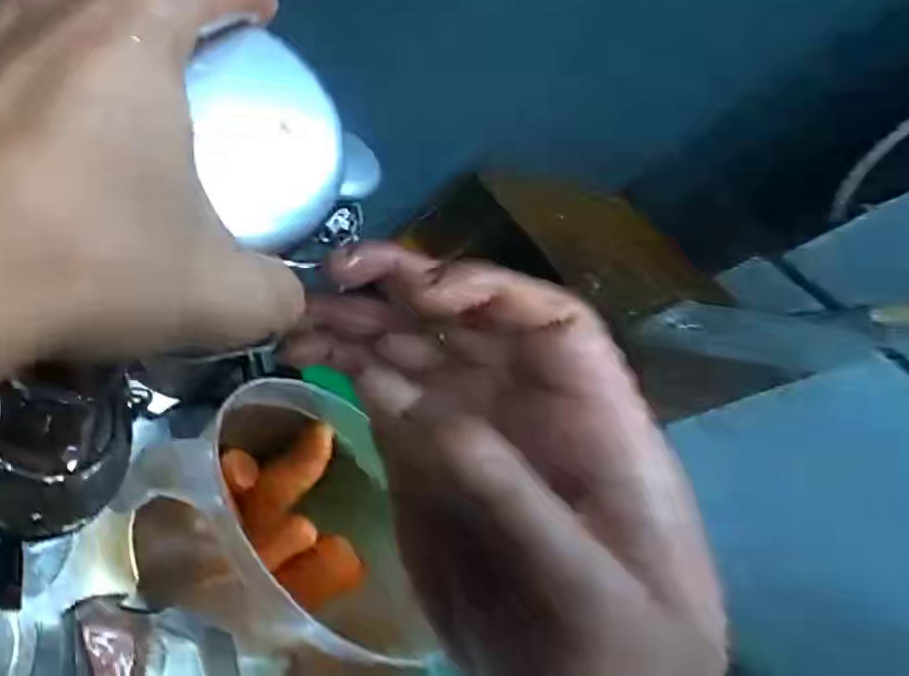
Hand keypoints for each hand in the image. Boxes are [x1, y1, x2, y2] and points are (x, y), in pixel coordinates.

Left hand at [0, 0, 306, 407]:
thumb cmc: (80, 262)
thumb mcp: (210, 293)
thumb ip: (268, 290)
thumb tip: (284, 296)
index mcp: (131, 23)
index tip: (258, 14)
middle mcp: (48, 8)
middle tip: (136, 54)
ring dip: (42, 2)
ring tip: (66, 67)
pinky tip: (5, 124)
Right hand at [283, 243, 726, 675]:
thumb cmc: (612, 648)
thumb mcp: (582, 581)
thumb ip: (504, 487)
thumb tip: (408, 401)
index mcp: (585, 416)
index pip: (547, 320)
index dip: (486, 288)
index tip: (422, 294)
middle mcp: (516, 400)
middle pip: (457, 314)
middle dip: (396, 281)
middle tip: (335, 270)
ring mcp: (456, 416)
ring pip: (400, 339)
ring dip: (348, 317)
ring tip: (295, 315)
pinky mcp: (409, 440)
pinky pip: (367, 378)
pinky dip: (330, 356)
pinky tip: (298, 351)